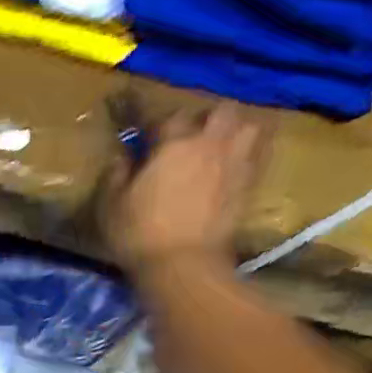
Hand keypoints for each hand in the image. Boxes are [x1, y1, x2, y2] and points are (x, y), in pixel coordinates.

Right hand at [99, 102, 266, 280]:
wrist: (182, 262)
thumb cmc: (138, 232)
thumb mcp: (110, 204)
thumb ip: (116, 174)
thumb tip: (123, 158)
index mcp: (173, 144)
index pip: (168, 117)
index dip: (155, 124)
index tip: (144, 137)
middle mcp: (210, 143)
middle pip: (220, 110)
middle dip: (205, 117)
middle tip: (189, 135)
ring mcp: (237, 160)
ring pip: (250, 124)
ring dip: (236, 128)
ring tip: (221, 142)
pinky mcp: (251, 181)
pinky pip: (261, 150)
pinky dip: (252, 148)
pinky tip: (238, 158)